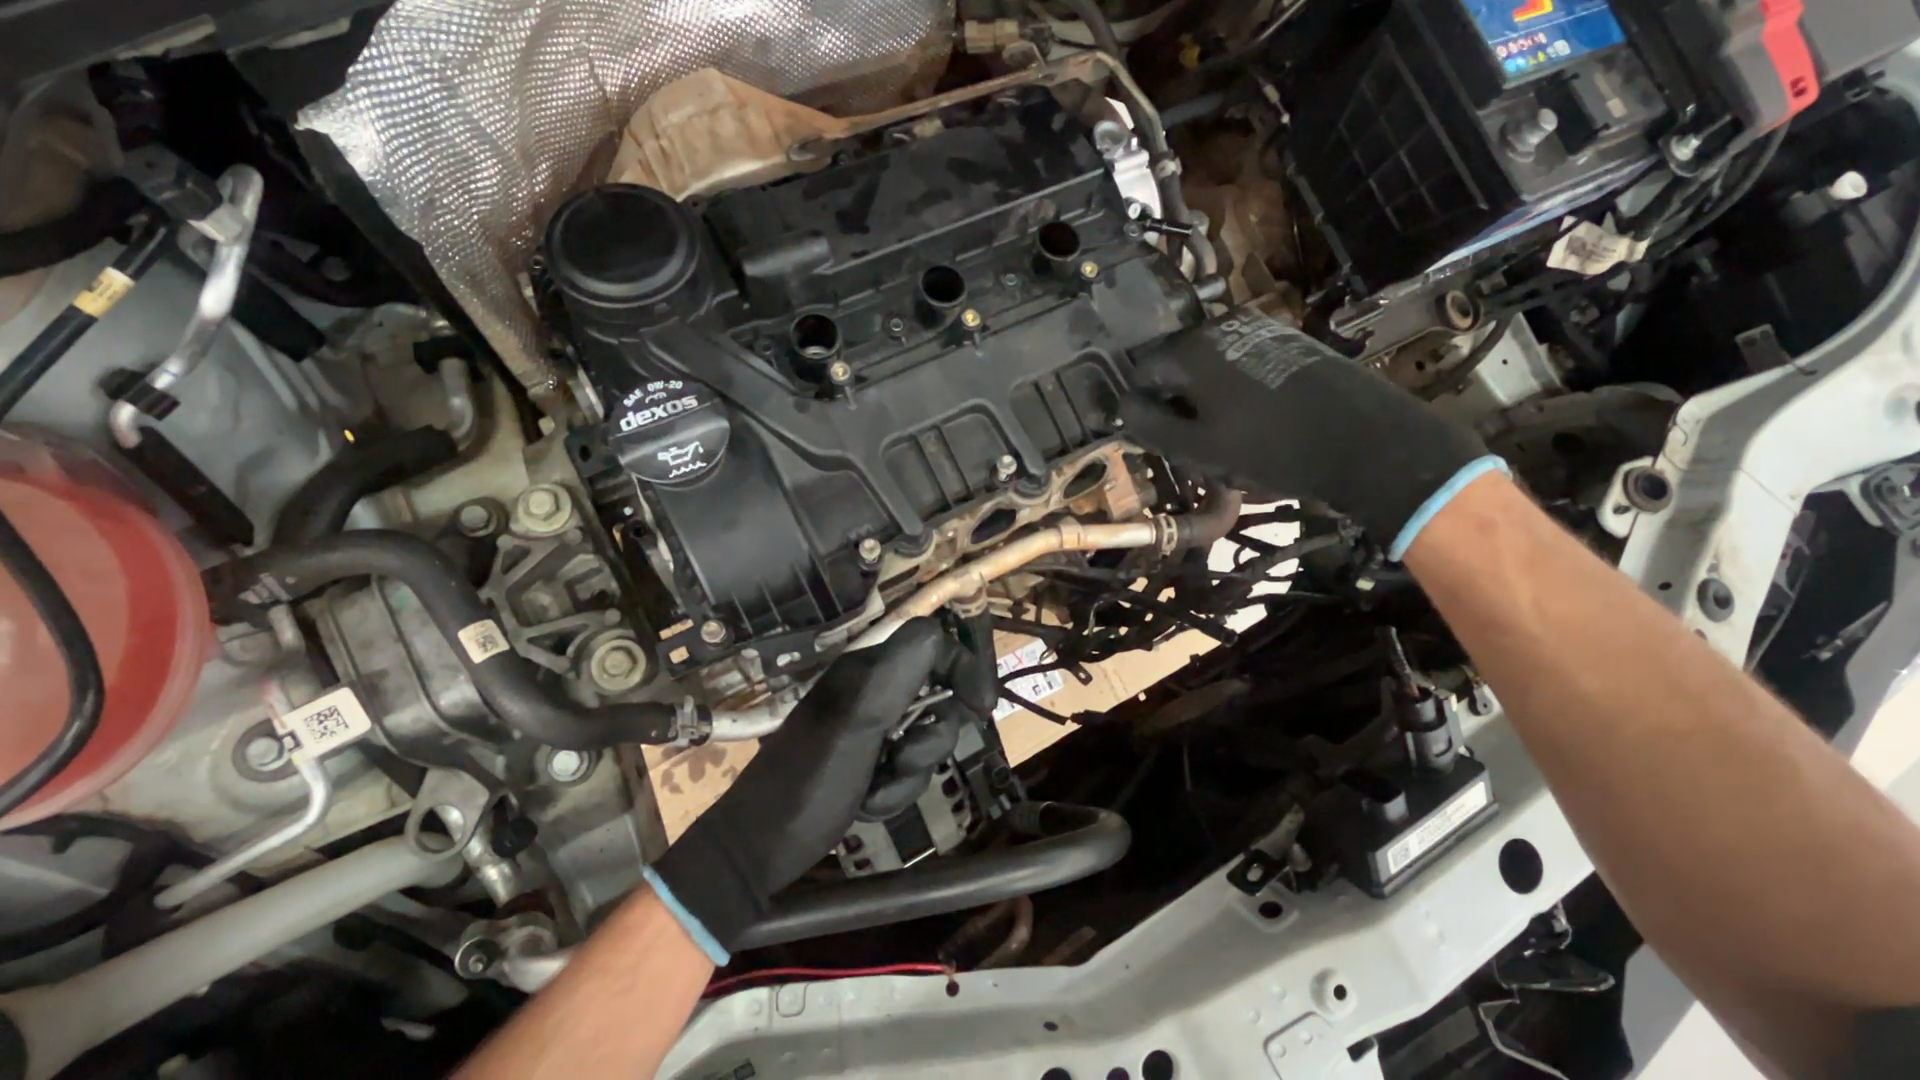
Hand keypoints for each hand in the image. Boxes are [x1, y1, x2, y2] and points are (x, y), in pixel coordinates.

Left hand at [646, 617, 977, 961]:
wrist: (758, 850)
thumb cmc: (808, 782)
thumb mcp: (858, 719)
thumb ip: (899, 672)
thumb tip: (938, 632)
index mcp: (865, 672)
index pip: (932, 644)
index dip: (962, 668)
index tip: (980, 708)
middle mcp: (869, 693)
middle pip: (936, 698)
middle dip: (929, 740)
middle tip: (903, 758)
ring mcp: (868, 732)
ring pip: (925, 741)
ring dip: (908, 775)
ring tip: (874, 790)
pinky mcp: (866, 766)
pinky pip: (905, 772)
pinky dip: (893, 793)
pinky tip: (865, 805)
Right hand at [1121, 307, 1506, 558]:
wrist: (1366, 441)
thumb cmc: (1272, 447)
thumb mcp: (1200, 448)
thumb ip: (1152, 427)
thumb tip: (1125, 407)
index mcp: (1194, 348)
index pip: (1144, 371)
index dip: (1143, 407)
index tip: (1156, 439)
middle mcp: (1224, 327)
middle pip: (1180, 367)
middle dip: (1179, 405)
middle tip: (1192, 447)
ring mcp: (1262, 330)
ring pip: (1214, 369)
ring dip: (1209, 402)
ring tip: (1227, 442)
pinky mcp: (1291, 344)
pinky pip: (1245, 368)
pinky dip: (1239, 395)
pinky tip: (1257, 427)